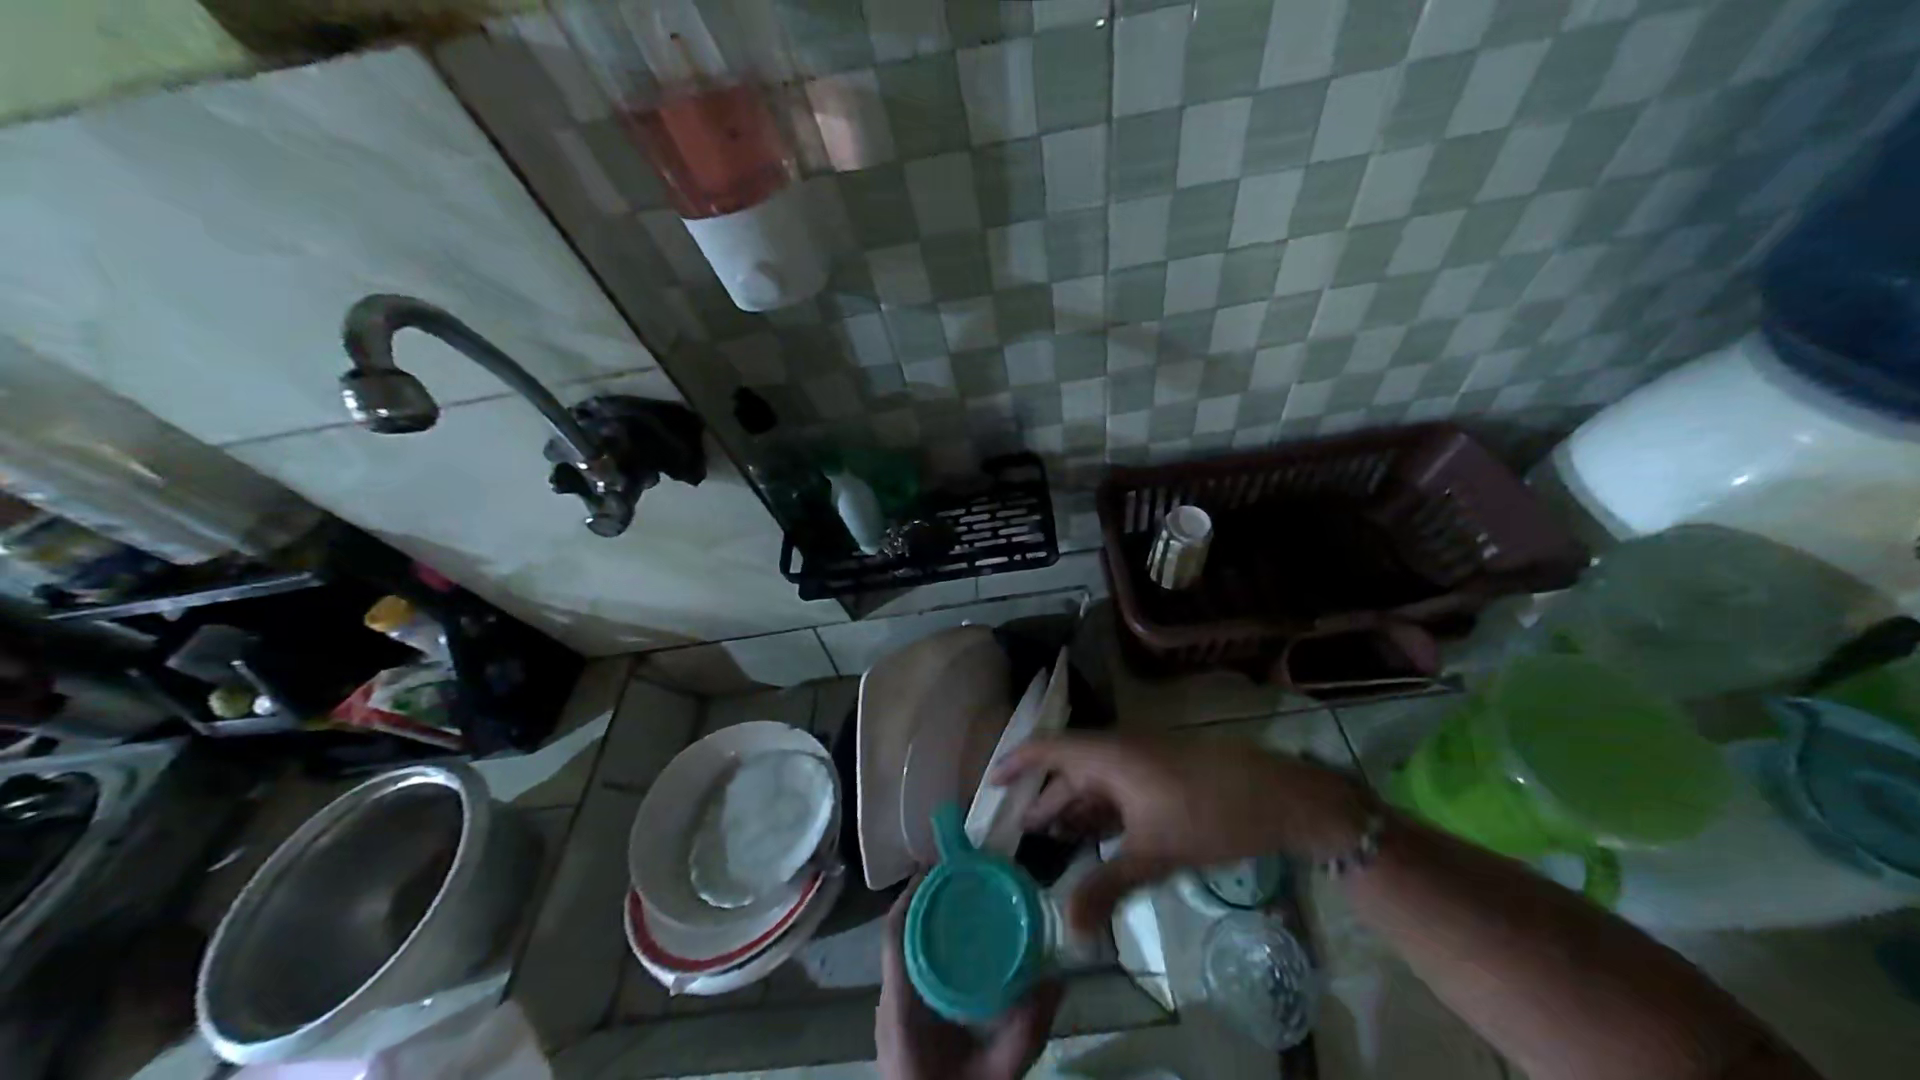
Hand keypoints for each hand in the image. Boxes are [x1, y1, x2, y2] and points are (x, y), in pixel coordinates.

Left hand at [876, 881, 1062, 1079]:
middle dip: (927, 900)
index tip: (941, 866)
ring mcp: (893, 1015)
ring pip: (904, 952)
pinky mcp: (902, 1026)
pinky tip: (963, 948)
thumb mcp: (996, 1077)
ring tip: (966, 900)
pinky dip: (932, 947)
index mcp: (902, 1008)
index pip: (895, 934)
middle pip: (899, 936)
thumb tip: (1058, 979)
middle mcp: (890, 1004)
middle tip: (966, 877)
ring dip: (929, 922)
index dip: (913, 894)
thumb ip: (1027, 1032)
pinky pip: (912, 971)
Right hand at [994, 733, 1372, 933]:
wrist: (1281, 798)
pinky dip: (1102, 812)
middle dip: (1044, 799)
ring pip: (1096, 782)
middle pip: (1069, 770)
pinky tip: (1097, 838)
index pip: (1049, 749)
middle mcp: (1120, 751)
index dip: (1017, 762)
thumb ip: (1106, 887)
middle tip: (1018, 830)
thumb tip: (1069, 929)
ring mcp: (1143, 762)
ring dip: (1074, 808)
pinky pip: (1118, 790)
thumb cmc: (1209, 815)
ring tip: (1052, 839)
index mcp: (1109, 756)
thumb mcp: (1154, 854)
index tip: (991, 783)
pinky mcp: (1162, 776)